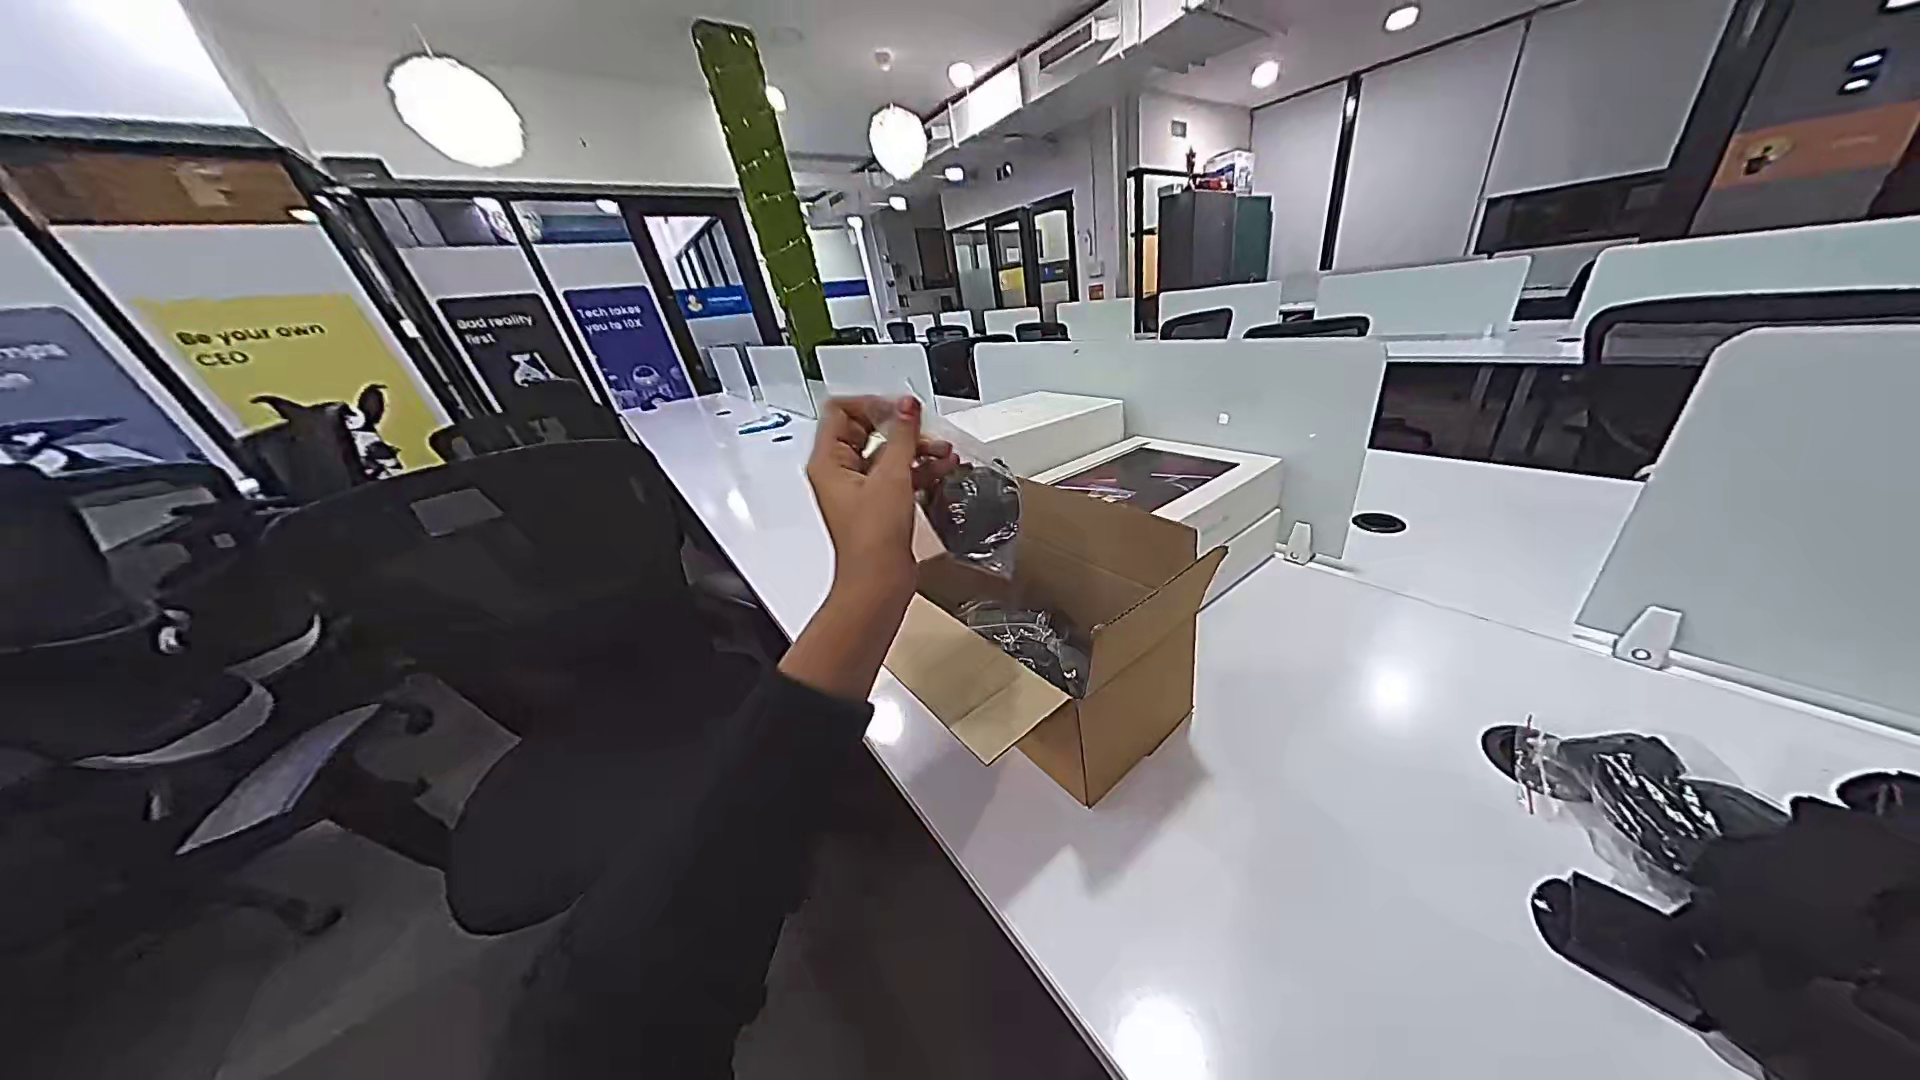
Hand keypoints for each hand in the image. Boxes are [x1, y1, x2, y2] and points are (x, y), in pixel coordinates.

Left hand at [806, 395, 956, 607]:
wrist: (880, 581)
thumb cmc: (872, 540)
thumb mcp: (891, 477)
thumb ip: (902, 436)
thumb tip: (907, 406)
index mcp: (828, 461)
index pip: (842, 411)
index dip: (873, 404)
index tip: (902, 409)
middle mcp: (840, 472)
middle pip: (867, 430)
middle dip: (901, 428)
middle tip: (924, 428)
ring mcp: (860, 489)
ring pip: (887, 453)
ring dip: (915, 449)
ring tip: (943, 451)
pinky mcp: (879, 504)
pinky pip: (897, 475)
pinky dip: (918, 469)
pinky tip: (941, 468)